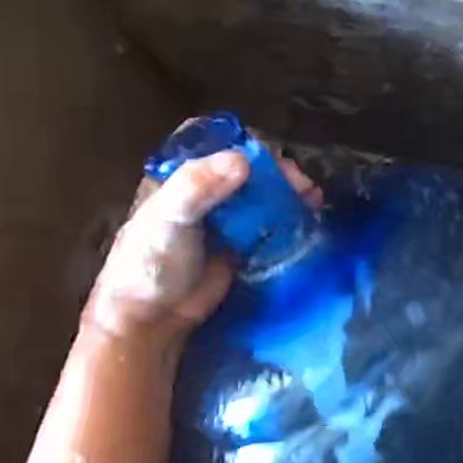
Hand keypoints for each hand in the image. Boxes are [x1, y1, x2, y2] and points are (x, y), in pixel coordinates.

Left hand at [83, 148, 323, 344]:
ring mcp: (224, 220)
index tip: (270, 154)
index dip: (244, 143)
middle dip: (276, 171)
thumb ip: (198, 186)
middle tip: (300, 182)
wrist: (152, 319)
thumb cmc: (150, 263)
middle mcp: (203, 193)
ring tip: (312, 197)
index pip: (215, 144)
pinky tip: (308, 215)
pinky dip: (289, 217)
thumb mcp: (168, 218)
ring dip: (288, 192)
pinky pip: (269, 223)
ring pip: (261, 195)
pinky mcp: (241, 245)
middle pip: (246, 169)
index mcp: (178, 178)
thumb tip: (244, 160)